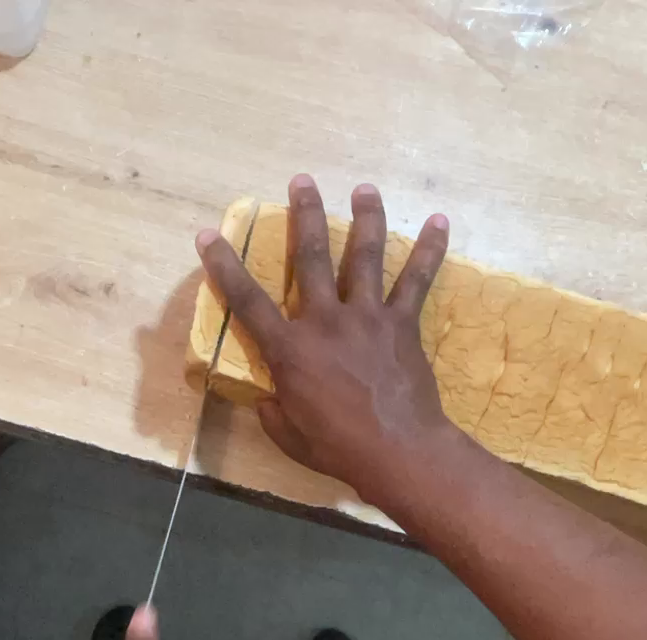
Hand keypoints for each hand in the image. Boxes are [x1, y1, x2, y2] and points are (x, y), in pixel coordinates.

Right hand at [196, 175, 457, 502]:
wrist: (396, 450)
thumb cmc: (336, 448)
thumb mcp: (288, 434)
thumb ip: (273, 410)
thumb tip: (270, 397)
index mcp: (289, 350)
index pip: (248, 301)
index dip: (223, 266)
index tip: (208, 235)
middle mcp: (324, 321)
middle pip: (310, 258)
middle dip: (303, 216)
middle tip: (301, 181)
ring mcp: (366, 318)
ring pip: (364, 256)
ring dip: (364, 217)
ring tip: (364, 189)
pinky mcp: (400, 324)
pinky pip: (416, 281)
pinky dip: (429, 250)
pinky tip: (438, 221)